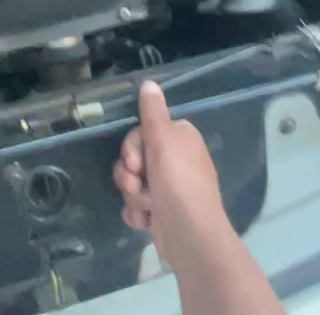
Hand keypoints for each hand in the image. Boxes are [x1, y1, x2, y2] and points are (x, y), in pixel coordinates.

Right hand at [113, 80, 229, 272]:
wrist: (190, 235)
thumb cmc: (178, 181)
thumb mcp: (163, 138)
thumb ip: (152, 110)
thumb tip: (149, 83)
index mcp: (180, 139)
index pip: (144, 131)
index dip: (133, 145)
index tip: (135, 157)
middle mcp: (176, 161)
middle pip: (134, 157)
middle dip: (129, 172)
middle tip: (137, 180)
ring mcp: (168, 189)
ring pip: (132, 182)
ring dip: (132, 193)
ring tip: (145, 205)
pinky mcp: (161, 213)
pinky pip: (136, 205)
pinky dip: (137, 213)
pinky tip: (145, 220)